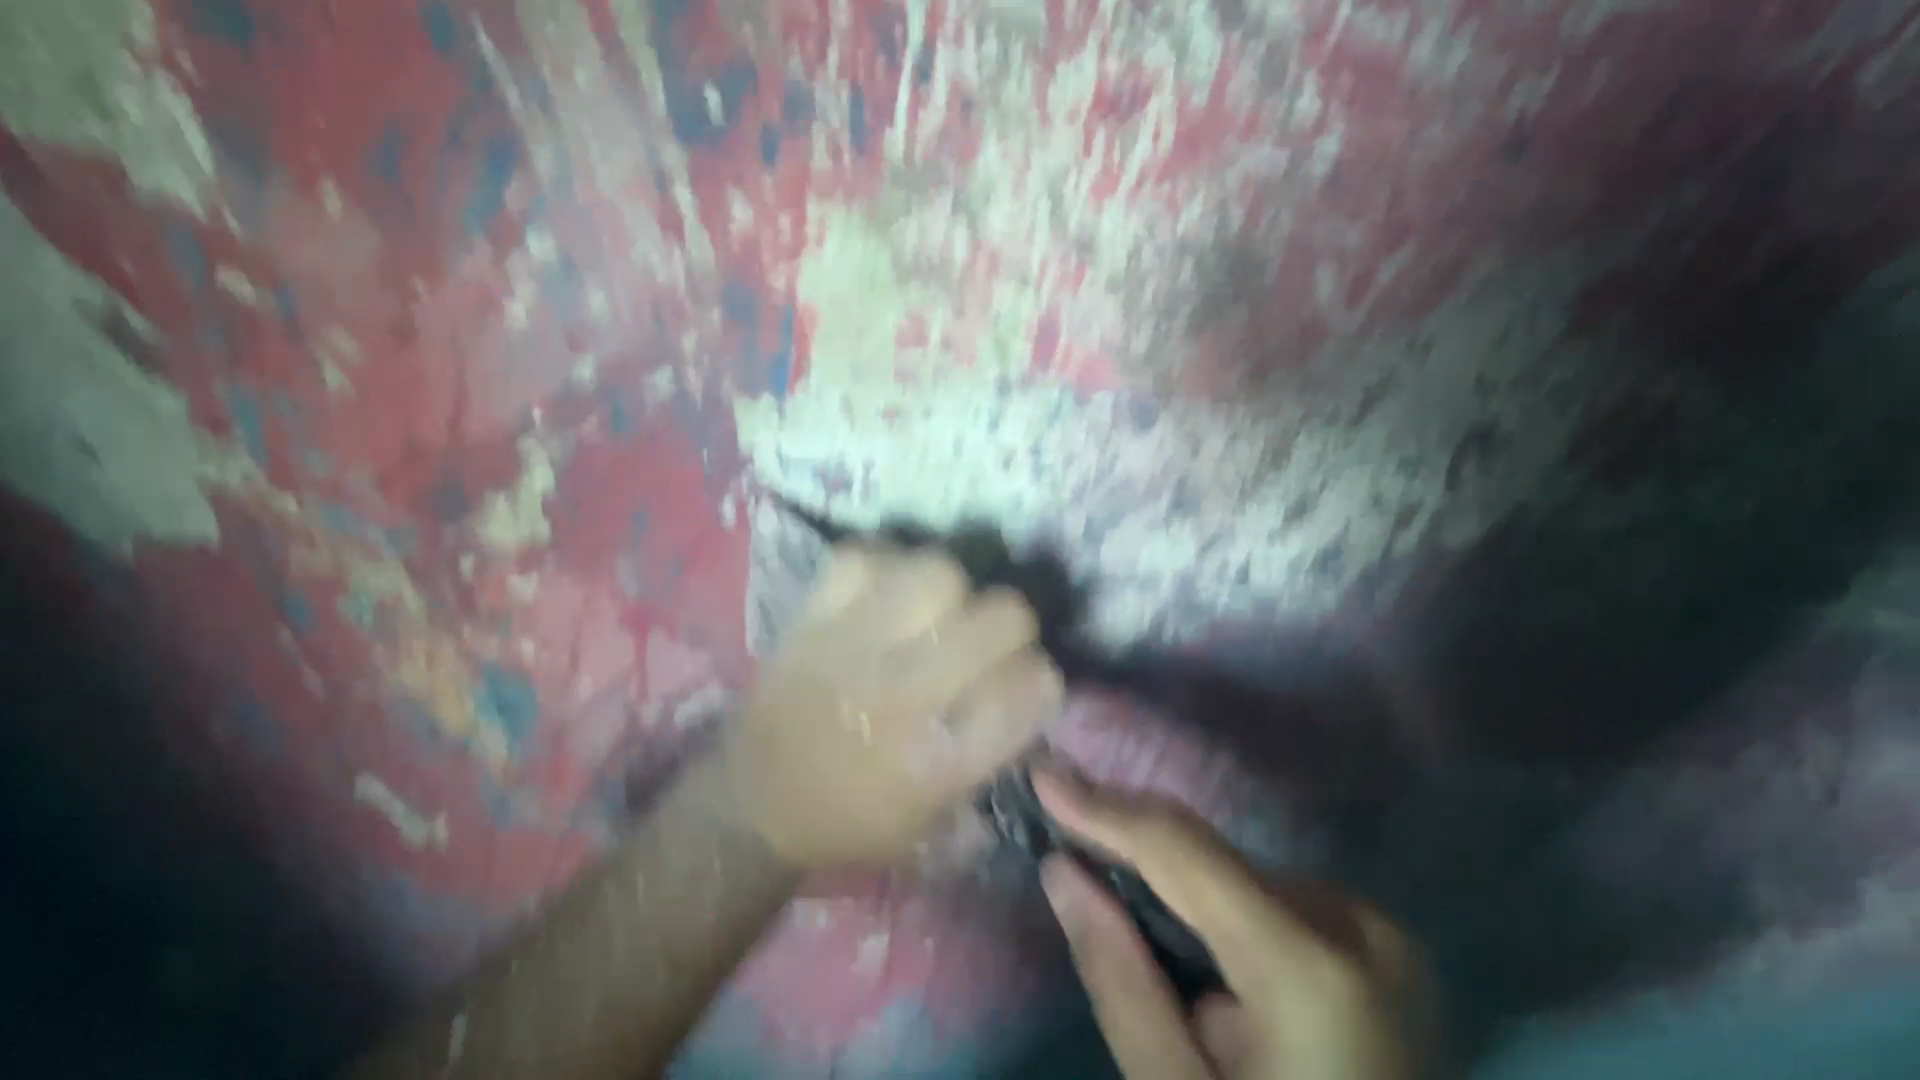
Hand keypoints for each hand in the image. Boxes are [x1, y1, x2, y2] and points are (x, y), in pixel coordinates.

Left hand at [719, 544, 1064, 868]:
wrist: (756, 804)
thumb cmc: (854, 822)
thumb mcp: (936, 823)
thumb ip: (994, 758)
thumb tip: (1033, 692)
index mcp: (945, 759)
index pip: (1035, 686)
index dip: (1040, 680)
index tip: (1023, 685)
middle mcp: (910, 697)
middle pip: (1005, 618)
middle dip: (1011, 626)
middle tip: (985, 639)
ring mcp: (856, 650)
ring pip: (940, 574)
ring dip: (950, 590)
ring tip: (935, 611)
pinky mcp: (812, 619)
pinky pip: (865, 558)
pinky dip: (882, 567)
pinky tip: (884, 595)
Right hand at [1033, 772, 1441, 1079]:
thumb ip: (1119, 977)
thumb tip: (1061, 870)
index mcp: (1306, 967)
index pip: (1183, 852)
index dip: (1105, 808)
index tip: (1042, 774)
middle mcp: (1359, 924)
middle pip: (1218, 862)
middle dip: (1141, 855)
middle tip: (1071, 846)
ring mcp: (1389, 935)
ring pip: (1249, 879)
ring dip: (1189, 892)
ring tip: (1146, 934)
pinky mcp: (1396, 952)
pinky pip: (1286, 905)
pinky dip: (1234, 917)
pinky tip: (1210, 963)